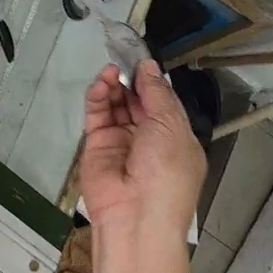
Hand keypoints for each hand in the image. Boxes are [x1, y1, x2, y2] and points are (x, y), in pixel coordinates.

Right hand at [79, 60, 204, 238]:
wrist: (136, 215)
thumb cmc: (166, 172)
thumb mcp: (171, 127)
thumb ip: (157, 94)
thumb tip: (148, 67)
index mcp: (175, 136)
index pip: (163, 101)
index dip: (153, 80)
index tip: (143, 58)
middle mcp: (148, 138)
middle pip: (137, 100)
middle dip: (131, 79)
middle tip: (123, 59)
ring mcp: (121, 141)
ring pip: (115, 104)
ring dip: (114, 85)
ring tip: (110, 70)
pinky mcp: (97, 144)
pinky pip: (97, 115)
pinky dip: (98, 97)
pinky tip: (101, 83)